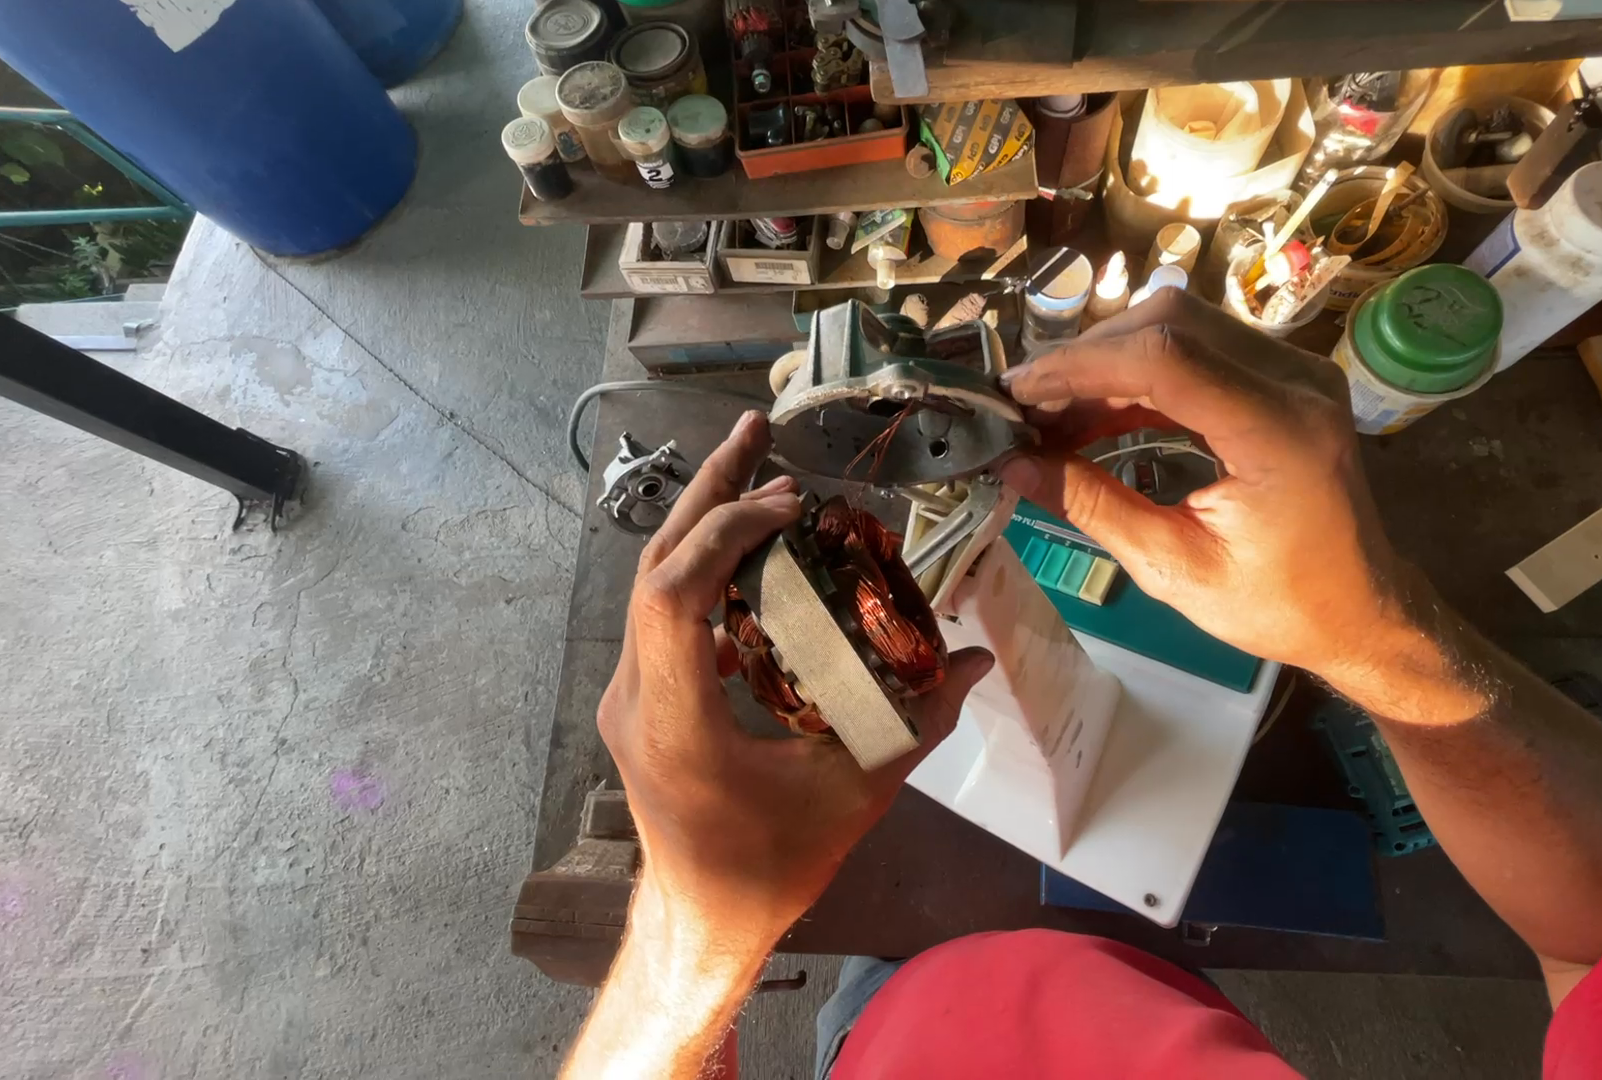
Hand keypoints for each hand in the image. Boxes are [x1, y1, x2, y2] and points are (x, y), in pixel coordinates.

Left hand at [598, 411, 991, 955]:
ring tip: (756, 469)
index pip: (671, 598)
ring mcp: (628, 694)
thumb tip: (973, 662)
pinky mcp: (641, 694)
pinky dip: (706, 563)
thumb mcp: (855, 796)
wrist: (700, 919)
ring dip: (704, 519)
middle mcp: (636, 697)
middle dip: (707, 491)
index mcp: (678, 724)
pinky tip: (750, 547)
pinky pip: (664, 609)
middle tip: (755, 431)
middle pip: (653, 567)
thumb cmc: (772, 868)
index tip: (792, 505)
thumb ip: (917, 724)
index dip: (726, 533)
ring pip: (651, 581)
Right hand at [999, 289, 1416, 684]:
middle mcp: (1293, 380)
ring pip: (1176, 326)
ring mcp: (1292, 370)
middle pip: (1168, 324)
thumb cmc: (1274, 604)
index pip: (1165, 359)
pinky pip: (1192, 352)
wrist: (1359, 610)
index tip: (1017, 392)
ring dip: (1104, 364)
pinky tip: (1092, 415)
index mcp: (1278, 432)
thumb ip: (1092, 506)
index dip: (1079, 366)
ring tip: (1050, 415)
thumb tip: (1013, 465)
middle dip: (1083, 359)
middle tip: (1025, 406)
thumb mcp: (1171, 567)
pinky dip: (1132, 378)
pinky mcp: (1278, 378)